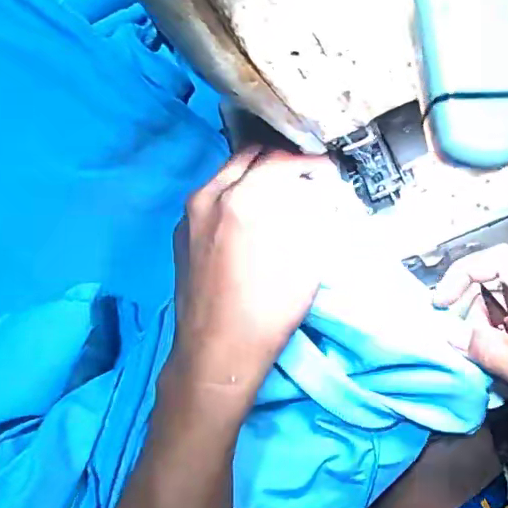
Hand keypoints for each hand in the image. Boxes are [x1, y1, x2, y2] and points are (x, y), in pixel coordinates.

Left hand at [170, 147, 347, 397]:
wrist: (215, 352)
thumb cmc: (266, 313)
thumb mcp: (305, 264)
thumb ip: (312, 218)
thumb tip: (318, 195)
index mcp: (243, 201)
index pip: (281, 160)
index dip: (310, 162)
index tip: (327, 169)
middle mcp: (210, 196)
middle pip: (251, 155)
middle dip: (281, 159)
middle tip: (304, 174)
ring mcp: (190, 213)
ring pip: (227, 172)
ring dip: (256, 173)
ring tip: (280, 191)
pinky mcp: (180, 231)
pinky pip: (211, 195)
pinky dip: (234, 192)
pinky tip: (251, 215)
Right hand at [434, 245, 507, 466]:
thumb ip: (493, 353)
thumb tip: (451, 333)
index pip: (502, 260)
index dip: (465, 273)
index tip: (441, 304)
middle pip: (499, 276)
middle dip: (470, 301)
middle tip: (457, 337)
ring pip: (502, 301)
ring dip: (481, 322)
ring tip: (477, 354)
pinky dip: (494, 337)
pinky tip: (491, 360)